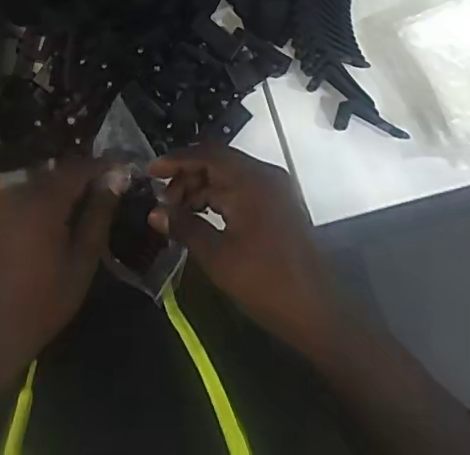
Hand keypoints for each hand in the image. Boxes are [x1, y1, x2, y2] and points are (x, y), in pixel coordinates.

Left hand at [0, 159, 126, 454]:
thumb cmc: (44, 300)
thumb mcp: (81, 261)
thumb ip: (98, 216)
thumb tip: (115, 181)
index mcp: (44, 200)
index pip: (78, 168)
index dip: (103, 166)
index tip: (124, 170)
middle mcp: (21, 191)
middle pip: (58, 171)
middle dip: (84, 175)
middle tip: (109, 188)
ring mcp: (5, 201)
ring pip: (42, 180)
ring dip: (65, 186)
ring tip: (89, 202)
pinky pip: (28, 193)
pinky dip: (47, 197)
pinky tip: (60, 217)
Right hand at [150, 145, 469, 454]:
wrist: (320, 314)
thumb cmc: (266, 283)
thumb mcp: (217, 256)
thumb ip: (184, 226)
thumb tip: (155, 213)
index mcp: (250, 181)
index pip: (205, 155)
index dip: (174, 161)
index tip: (149, 172)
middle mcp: (264, 175)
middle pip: (216, 161)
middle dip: (186, 176)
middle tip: (162, 200)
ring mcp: (275, 189)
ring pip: (228, 174)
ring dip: (201, 187)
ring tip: (177, 211)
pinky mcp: (279, 205)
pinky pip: (241, 187)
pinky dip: (219, 196)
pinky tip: (201, 216)